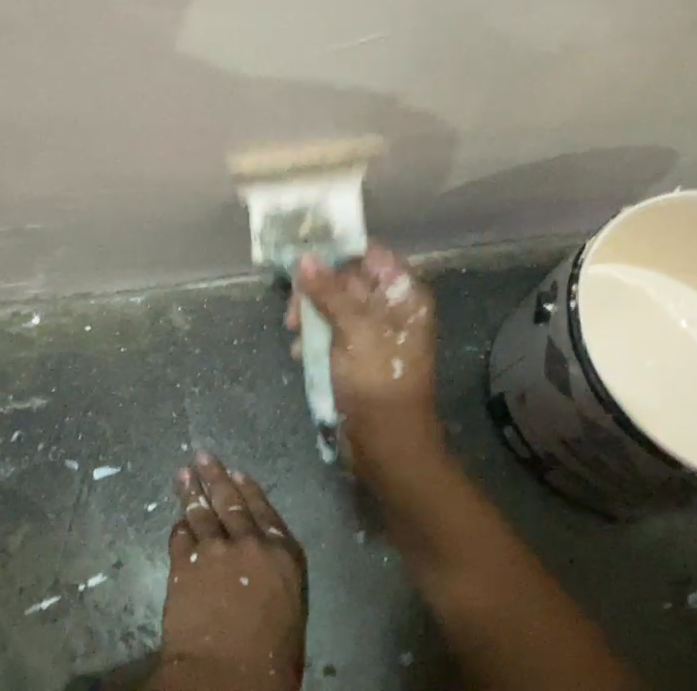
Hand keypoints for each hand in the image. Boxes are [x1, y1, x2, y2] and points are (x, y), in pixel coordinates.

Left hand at [153, 453, 305, 690]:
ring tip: (183, 474)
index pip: (266, 513)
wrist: (227, 675)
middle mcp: (251, 544)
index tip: (238, 472)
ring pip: (202, 512)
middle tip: (203, 455)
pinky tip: (176, 521)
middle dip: (216, 477)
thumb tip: (262, 573)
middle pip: (231, 502)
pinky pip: (180, 537)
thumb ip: (274, 579)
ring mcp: (215, 550)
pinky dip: (178, 527)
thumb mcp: (290, 613)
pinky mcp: (185, 563)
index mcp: (285, 556)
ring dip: (191, 492)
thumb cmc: (271, 659)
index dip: (250, 490)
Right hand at [288, 242, 439, 453]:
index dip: (338, 251)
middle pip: (347, 277)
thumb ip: (328, 292)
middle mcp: (391, 307)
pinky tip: (298, 350)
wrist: (387, 445)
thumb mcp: (353, 331)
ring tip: (294, 331)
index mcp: (403, 295)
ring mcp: (373, 330)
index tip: (302, 255)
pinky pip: (330, 329)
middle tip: (293, 309)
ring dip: (311, 312)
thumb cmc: (378, 382)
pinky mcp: (356, 352)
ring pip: (334, 302)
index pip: (370, 254)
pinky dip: (313, 335)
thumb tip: (302, 257)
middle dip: (317, 287)